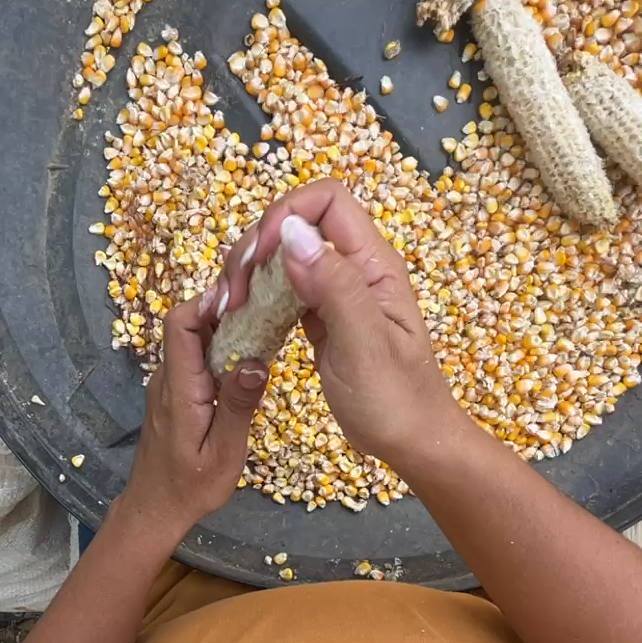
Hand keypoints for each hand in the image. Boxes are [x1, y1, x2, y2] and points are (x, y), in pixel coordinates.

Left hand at [118, 296, 268, 538]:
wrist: (155, 509)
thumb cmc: (190, 488)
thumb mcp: (223, 454)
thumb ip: (237, 406)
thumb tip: (257, 360)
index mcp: (179, 388)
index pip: (180, 323)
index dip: (209, 301)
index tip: (246, 298)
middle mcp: (168, 379)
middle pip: (189, 325)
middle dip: (226, 311)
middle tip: (267, 310)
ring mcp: (168, 386)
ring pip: (194, 342)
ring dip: (227, 332)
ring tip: (265, 332)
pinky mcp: (175, 396)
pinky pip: (196, 361)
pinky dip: (221, 354)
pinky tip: (247, 364)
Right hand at [218, 179, 477, 471]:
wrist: (410, 440)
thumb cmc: (394, 399)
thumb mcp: (364, 344)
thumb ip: (333, 286)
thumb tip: (291, 233)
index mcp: (373, 265)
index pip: (326, 202)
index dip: (285, 216)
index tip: (258, 260)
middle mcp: (353, 270)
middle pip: (296, 226)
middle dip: (256, 248)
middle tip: (233, 296)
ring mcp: (335, 295)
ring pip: (284, 259)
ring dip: (250, 274)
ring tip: (231, 309)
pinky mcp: (320, 320)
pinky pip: (283, 293)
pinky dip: (257, 299)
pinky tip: (243, 321)